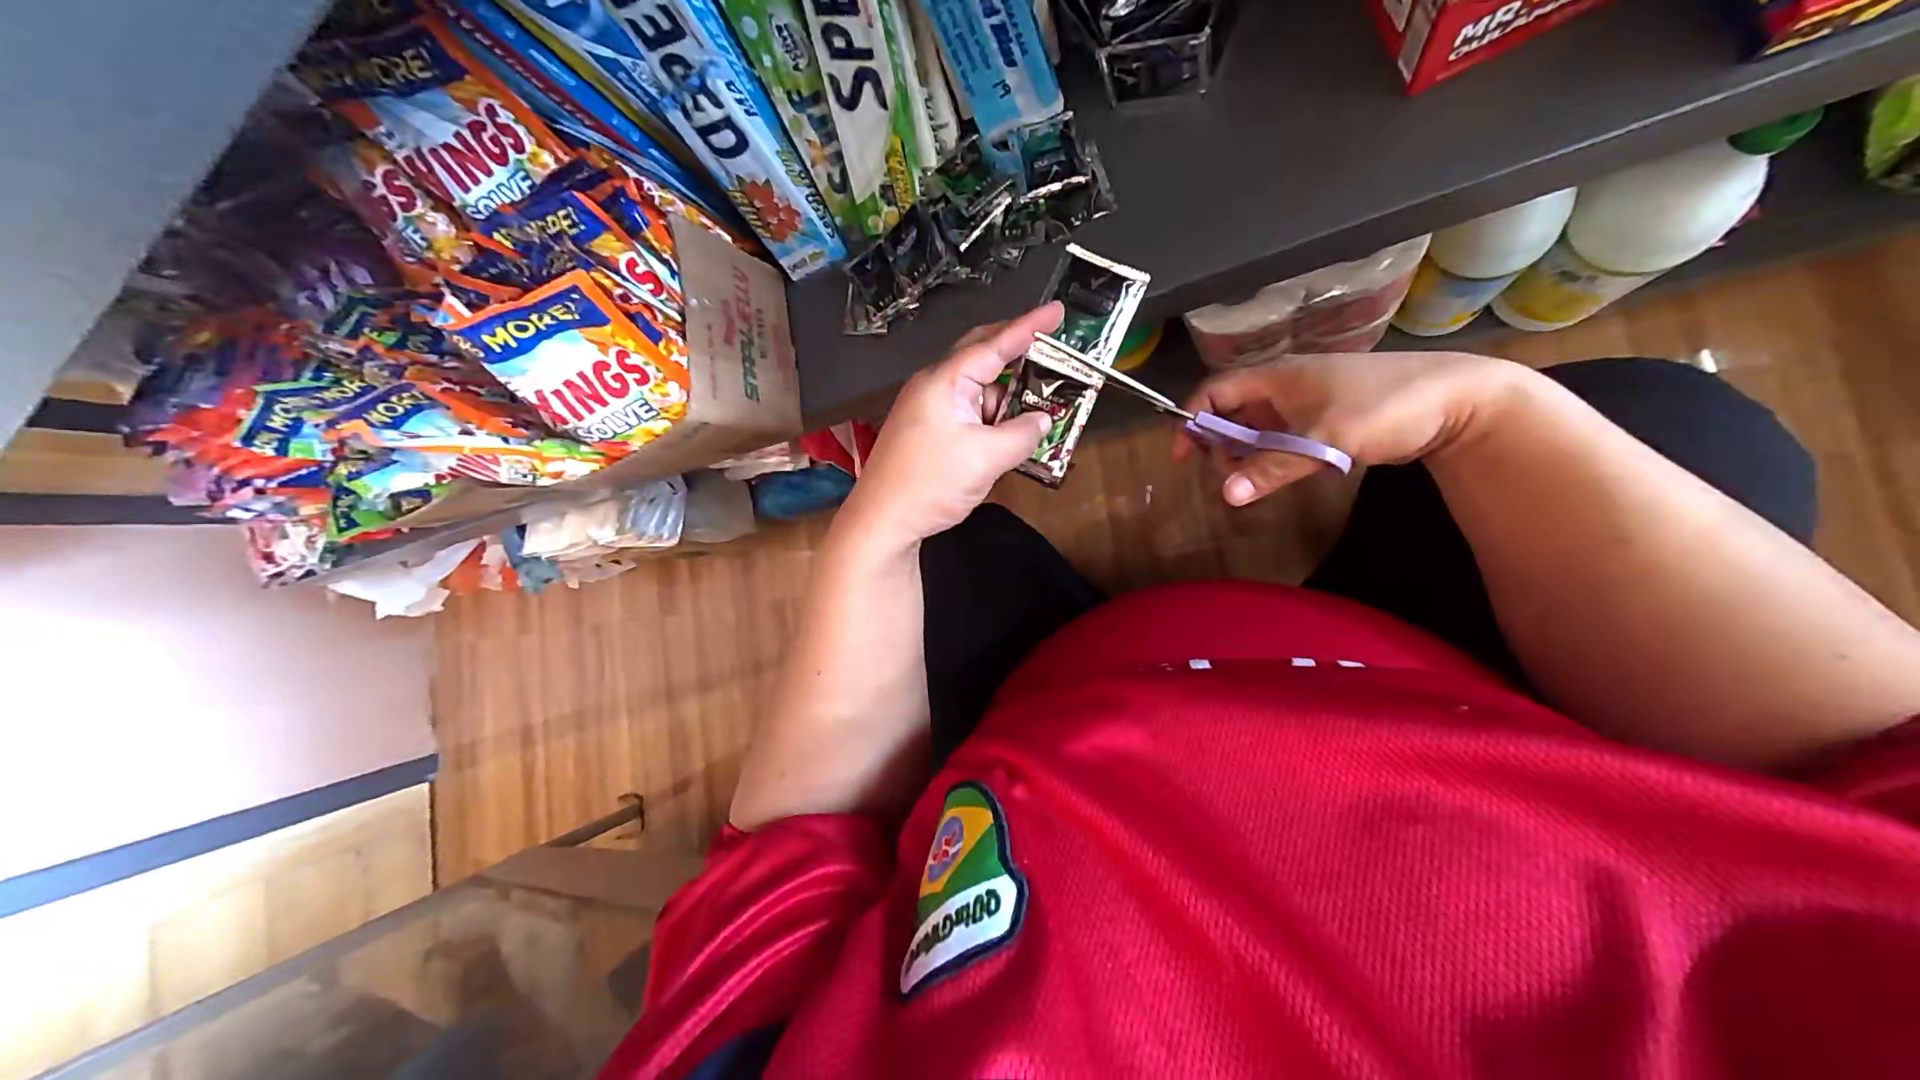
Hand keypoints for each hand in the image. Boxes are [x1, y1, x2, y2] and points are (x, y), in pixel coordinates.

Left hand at [836, 303, 1063, 547]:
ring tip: (1033, 416)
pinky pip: (966, 413)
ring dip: (1005, 400)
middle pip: (982, 358)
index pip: (994, 344)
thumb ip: (1023, 434)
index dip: (1029, 326)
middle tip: (1052, 352)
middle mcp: (932, 386)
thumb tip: (1042, 421)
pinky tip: (1006, 438)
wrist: (883, 522)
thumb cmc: (928, 485)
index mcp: (944, 381)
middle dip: (1018, 356)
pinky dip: (990, 421)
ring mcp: (927, 408)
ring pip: (977, 391)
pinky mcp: (927, 430)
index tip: (1056, 311)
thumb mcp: (987, 458)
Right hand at [1172, 351, 1529, 505]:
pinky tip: (1279, 474)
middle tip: (1229, 477)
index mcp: (1278, 375)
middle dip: (1220, 444)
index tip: (1184, 455)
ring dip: (1247, 453)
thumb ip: (1273, 468)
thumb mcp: (1324, 441)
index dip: (1193, 418)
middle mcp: (1286, 383)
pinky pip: (1283, 435)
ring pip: (1258, 426)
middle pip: (1232, 411)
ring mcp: (1307, 400)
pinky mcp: (1326, 417)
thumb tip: (1225, 496)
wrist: (1460, 400)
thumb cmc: (1385, 407)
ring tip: (1252, 480)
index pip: (1216, 390)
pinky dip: (1272, 455)